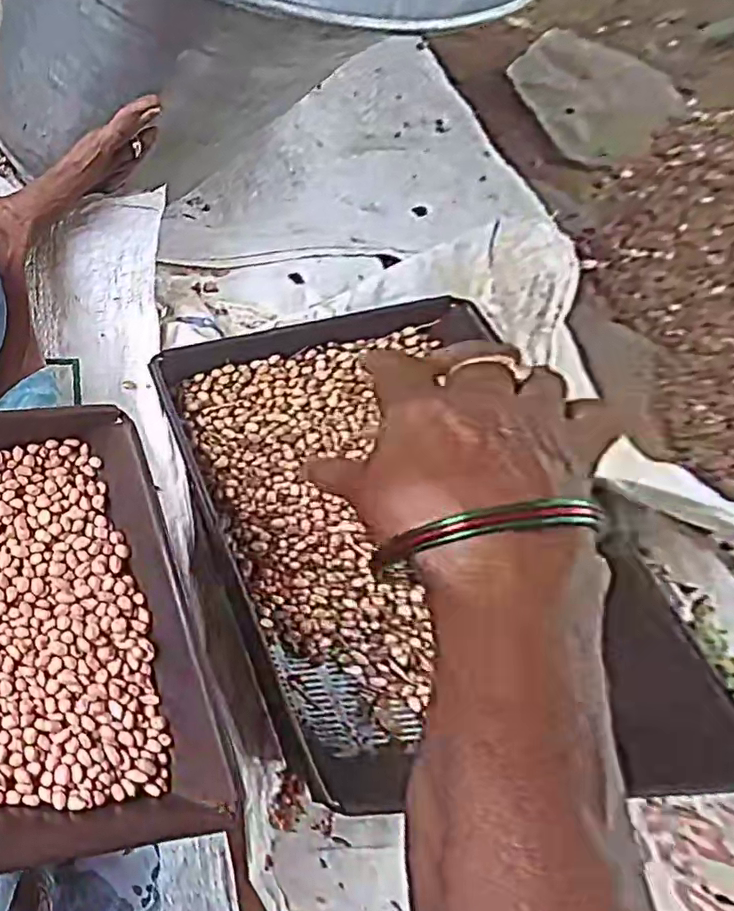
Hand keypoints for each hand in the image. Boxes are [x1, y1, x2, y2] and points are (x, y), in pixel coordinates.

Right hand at [303, 341, 621, 592]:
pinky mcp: (578, 447)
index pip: (397, 369)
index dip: (383, 363)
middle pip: (477, 359)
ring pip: (538, 377)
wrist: (494, 551)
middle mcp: (480, 403)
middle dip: (460, 359)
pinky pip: (591, 412)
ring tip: (509, 384)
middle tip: (446, 365)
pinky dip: (579, 410)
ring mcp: (534, 421)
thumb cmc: (425, 518)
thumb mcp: (362, 493)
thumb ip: (341, 473)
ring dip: (522, 378)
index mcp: (420, 408)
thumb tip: (319, 469)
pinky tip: (569, 416)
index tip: (376, 362)